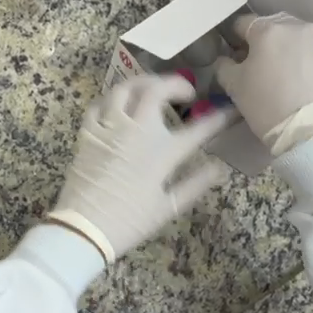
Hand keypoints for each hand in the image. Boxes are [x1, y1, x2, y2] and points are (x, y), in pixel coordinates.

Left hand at [46, 75, 232, 262]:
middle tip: (185, 93)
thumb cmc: (129, 222)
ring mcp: (109, 129)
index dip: (217, 118)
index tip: (227, 112)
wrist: (84, 228)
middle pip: (156, 90)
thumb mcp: (167, 208)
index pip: (197, 129)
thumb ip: (195, 184)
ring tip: (151, 90)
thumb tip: (220, 169)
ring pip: (124, 88)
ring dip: (142, 84)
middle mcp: (137, 131)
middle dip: (175, 84)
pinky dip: (111, 101)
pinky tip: (118, 107)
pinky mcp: (88, 134)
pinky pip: (98, 105)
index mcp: (161, 152)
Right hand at [214, 14, 312, 155]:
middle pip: (277, 27)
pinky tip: (309, 84)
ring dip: (293, 50)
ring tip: (290, 75)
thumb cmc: (267, 105)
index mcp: (268, 31)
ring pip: (302, 38)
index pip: (245, 23)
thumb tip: (224, 59)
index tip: (237, 53)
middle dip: (268, 41)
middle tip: (264, 65)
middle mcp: (299, 27)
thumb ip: (224, 67)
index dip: (237, 38)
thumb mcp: (234, 87)